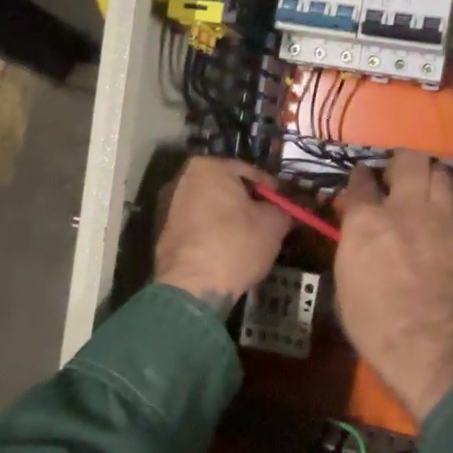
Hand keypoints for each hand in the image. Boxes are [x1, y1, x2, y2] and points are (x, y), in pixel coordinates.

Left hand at [154, 157, 291, 312]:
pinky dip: (212, 234)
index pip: (251, 172)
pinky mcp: (162, 234)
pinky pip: (196, 227)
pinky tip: (227, 251)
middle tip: (268, 222)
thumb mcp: (273, 224)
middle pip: (226, 189)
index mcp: (207, 167)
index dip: (273, 191)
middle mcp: (182, 180)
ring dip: (228, 219)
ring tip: (249, 239)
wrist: (192, 286)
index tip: (286, 207)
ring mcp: (167, 207)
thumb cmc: (236, 243)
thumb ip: (284, 210)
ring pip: (210, 208)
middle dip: (248, 203)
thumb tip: (291, 209)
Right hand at [334, 151, 452, 419]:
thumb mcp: (346, 289)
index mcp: (366, 222)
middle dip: (403, 163)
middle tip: (399, 176)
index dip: (360, 178)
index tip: (362, 181)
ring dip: (433, 179)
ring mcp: (444, 222)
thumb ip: (354, 255)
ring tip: (429, 191)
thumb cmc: (376, 327)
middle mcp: (405, 210)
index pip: (360, 181)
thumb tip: (358, 246)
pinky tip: (451, 244)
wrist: (434, 347)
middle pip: (409, 161)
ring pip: (442, 177)